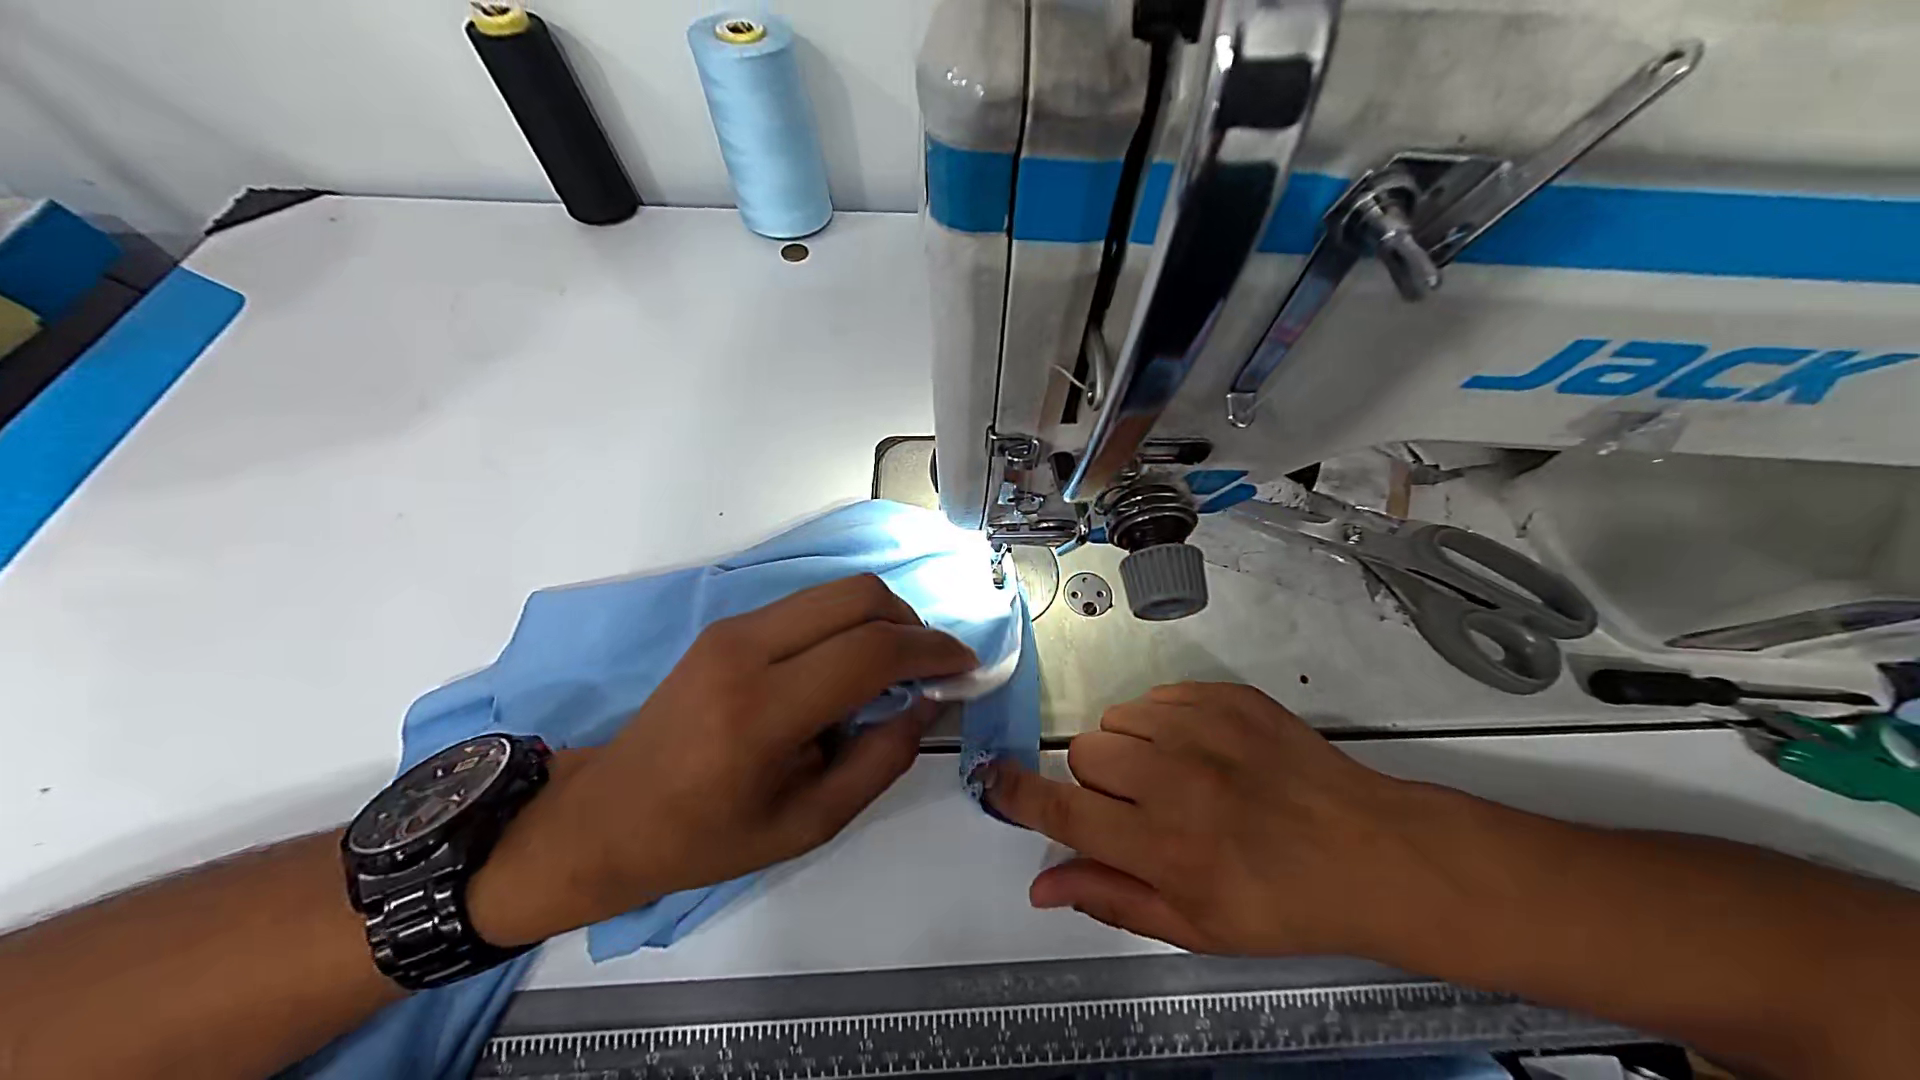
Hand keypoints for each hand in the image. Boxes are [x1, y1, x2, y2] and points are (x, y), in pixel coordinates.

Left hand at [469, 574, 977, 945]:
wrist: (608, 816)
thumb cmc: (708, 837)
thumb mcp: (810, 822)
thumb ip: (881, 760)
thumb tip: (926, 703)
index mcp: (763, 711)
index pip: (872, 651)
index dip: (932, 651)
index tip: (965, 666)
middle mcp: (746, 650)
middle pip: (858, 595)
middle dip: (912, 622)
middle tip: (933, 665)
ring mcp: (732, 629)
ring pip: (836, 592)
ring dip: (882, 619)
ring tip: (896, 669)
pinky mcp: (727, 626)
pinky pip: (810, 606)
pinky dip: (849, 623)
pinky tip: (850, 667)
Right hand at [984, 682, 1465, 957]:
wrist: (1370, 851)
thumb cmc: (1281, 903)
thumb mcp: (1193, 925)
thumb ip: (1109, 897)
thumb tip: (1041, 883)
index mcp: (1163, 843)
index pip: (1063, 808)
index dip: (1019, 795)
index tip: (995, 782)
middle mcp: (1174, 778)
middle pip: (1085, 753)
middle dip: (1099, 782)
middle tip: (1141, 808)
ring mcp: (1202, 727)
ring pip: (1118, 721)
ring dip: (1130, 750)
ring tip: (1175, 778)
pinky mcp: (1226, 697)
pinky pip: (1157, 697)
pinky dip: (1164, 723)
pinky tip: (1202, 753)